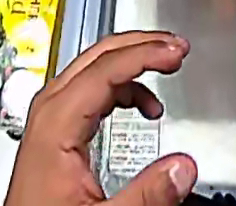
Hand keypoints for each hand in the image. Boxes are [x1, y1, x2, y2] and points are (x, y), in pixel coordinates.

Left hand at [4, 31, 196, 205]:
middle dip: (144, 45)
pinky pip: (95, 84)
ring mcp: (52, 112)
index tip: (176, 52)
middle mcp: (51, 107)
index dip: (147, 53)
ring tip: (167, 67)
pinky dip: (124, 84)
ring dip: (136, 61)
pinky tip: (144, 104)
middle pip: (103, 53)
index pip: (109, 66)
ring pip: (99, 64)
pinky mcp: (58, 122)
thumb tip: (183, 168)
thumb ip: (145, 194)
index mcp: (57, 121)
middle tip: (177, 47)